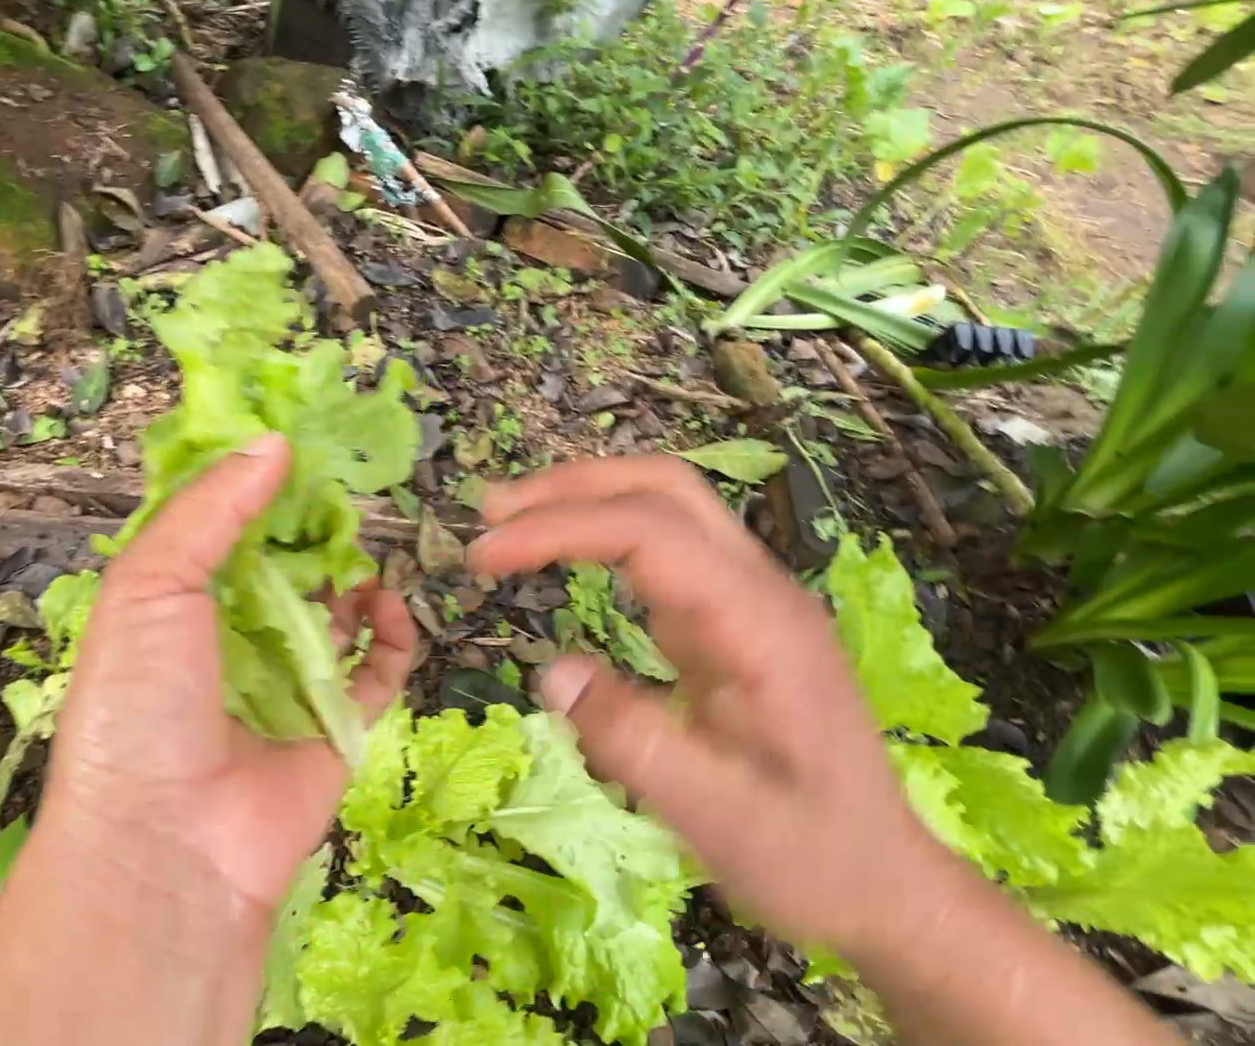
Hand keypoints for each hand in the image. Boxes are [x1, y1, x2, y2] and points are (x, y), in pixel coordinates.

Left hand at [39, 433, 415, 910]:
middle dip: (315, 529)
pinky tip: (387, 608)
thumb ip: (212, 508)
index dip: (259, 489)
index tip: (296, 446)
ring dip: (353, 577)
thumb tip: (275, 440)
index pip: (226, 530)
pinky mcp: (339, 724)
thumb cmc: (143, 699)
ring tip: (356, 560)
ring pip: (338, 610)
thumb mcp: (152, 583)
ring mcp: (289, 682)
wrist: (169, 840)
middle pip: (288, 566)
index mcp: (180, 601)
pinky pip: (381, 669)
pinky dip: (395, 635)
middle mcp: (235, 638)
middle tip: (341, 494)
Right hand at [468, 456, 961, 956]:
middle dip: (570, 487)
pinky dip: (600, 529)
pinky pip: (662, 545)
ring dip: (584, 497)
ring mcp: (746, 598)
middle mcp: (758, 590)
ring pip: (666, 504)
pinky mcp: (728, 617)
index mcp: (759, 624)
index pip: (650, 533)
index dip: (560, 528)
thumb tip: (552, 672)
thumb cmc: (806, 852)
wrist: (882, 880)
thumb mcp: (717, 816)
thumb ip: (633, 740)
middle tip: (490, 513)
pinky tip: (561, 551)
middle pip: (664, 489)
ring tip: (510, 519)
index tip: (485, 556)